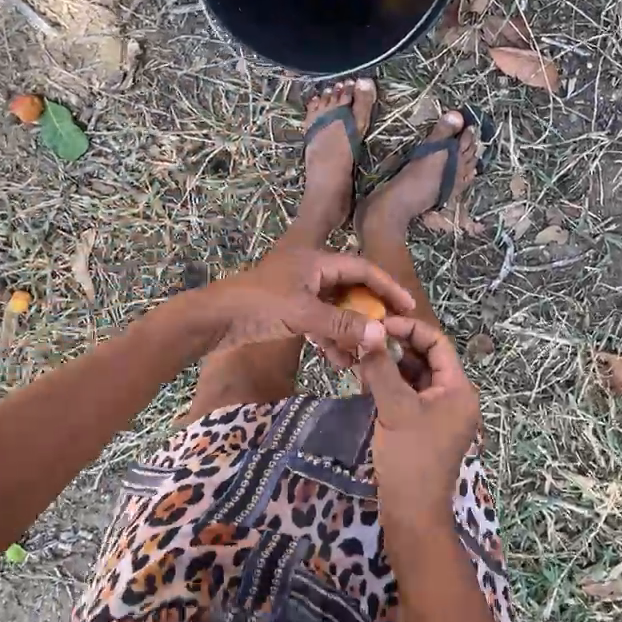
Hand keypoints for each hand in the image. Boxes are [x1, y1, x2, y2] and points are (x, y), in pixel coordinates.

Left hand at [177, 247, 415, 359]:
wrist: (213, 319)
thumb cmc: (259, 305)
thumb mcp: (304, 314)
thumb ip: (343, 323)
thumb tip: (381, 334)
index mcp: (317, 260)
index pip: (362, 269)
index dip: (387, 286)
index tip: (408, 306)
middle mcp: (312, 271)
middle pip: (352, 289)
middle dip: (370, 313)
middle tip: (390, 332)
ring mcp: (300, 291)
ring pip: (336, 309)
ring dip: (350, 331)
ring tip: (364, 356)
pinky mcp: (289, 310)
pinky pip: (320, 322)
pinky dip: (331, 338)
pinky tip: (339, 361)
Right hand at [358, 316, 481, 524]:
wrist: (412, 514)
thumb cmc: (410, 458)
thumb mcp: (394, 408)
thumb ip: (381, 369)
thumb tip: (366, 335)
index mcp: (459, 389)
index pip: (437, 343)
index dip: (409, 329)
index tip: (379, 323)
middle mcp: (455, 397)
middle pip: (427, 358)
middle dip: (397, 346)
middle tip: (367, 337)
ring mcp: (440, 413)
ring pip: (416, 375)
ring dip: (391, 364)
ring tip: (362, 355)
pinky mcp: (425, 426)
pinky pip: (410, 394)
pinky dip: (391, 383)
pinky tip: (367, 378)